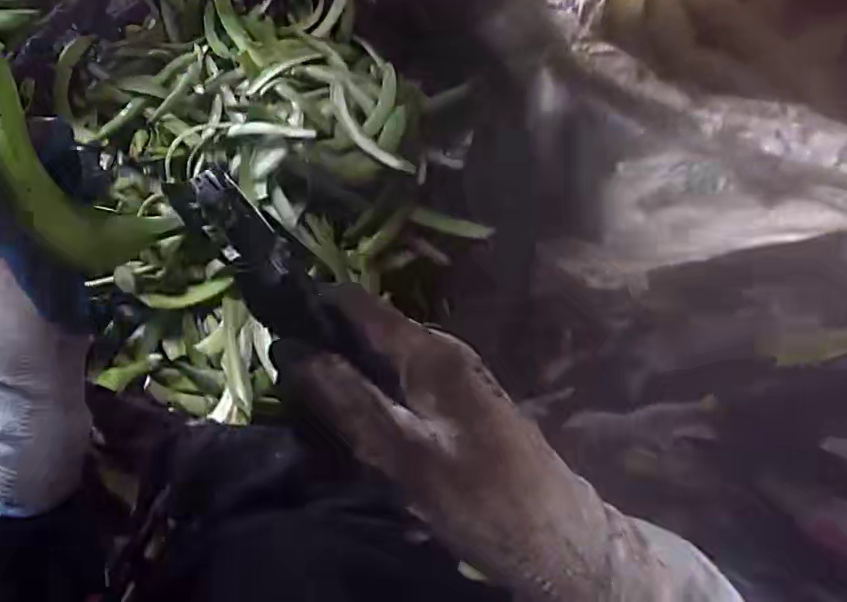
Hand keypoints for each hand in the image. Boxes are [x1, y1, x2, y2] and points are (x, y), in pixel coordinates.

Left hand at [0, 125, 92, 516]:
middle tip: (60, 141)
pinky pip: (51, 200)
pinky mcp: (41, 239)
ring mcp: (10, 231)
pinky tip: (93, 191)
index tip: (11, 125)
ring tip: (83, 170)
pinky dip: (71, 189)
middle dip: (25, 148)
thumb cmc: (11, 324)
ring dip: (54, 165)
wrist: (45, 379)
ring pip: (25, 179)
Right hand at [277, 285, 741, 601]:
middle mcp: (438, 345)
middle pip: (364, 324)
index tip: (274, 319)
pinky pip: (397, 371)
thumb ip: (347, 399)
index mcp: (426, 350)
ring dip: (344, 364)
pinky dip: (369, 382)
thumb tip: (292, 351)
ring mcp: (451, 367)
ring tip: (313, 396)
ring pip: (379, 350)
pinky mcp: (457, 392)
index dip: (311, 301)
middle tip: (288, 373)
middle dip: (322, 340)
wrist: (572, 546)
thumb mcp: (406, 456)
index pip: (353, 300)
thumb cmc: (486, 501)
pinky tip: (356, 413)